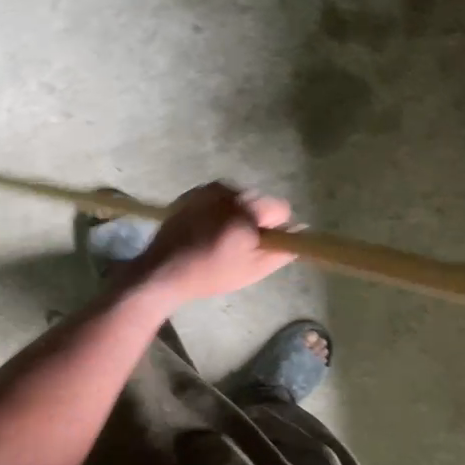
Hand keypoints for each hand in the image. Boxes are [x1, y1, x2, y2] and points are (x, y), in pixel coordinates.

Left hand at [130, 182, 295, 305]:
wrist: (163, 270)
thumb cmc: (211, 274)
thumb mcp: (253, 269)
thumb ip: (283, 249)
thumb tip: (301, 230)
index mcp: (248, 210)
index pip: (280, 208)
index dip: (274, 227)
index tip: (259, 244)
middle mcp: (229, 192)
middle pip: (258, 200)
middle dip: (253, 218)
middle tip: (236, 244)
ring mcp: (207, 190)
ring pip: (236, 198)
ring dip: (234, 213)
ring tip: (216, 238)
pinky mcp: (190, 193)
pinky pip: (215, 197)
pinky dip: (215, 210)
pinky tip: (202, 230)